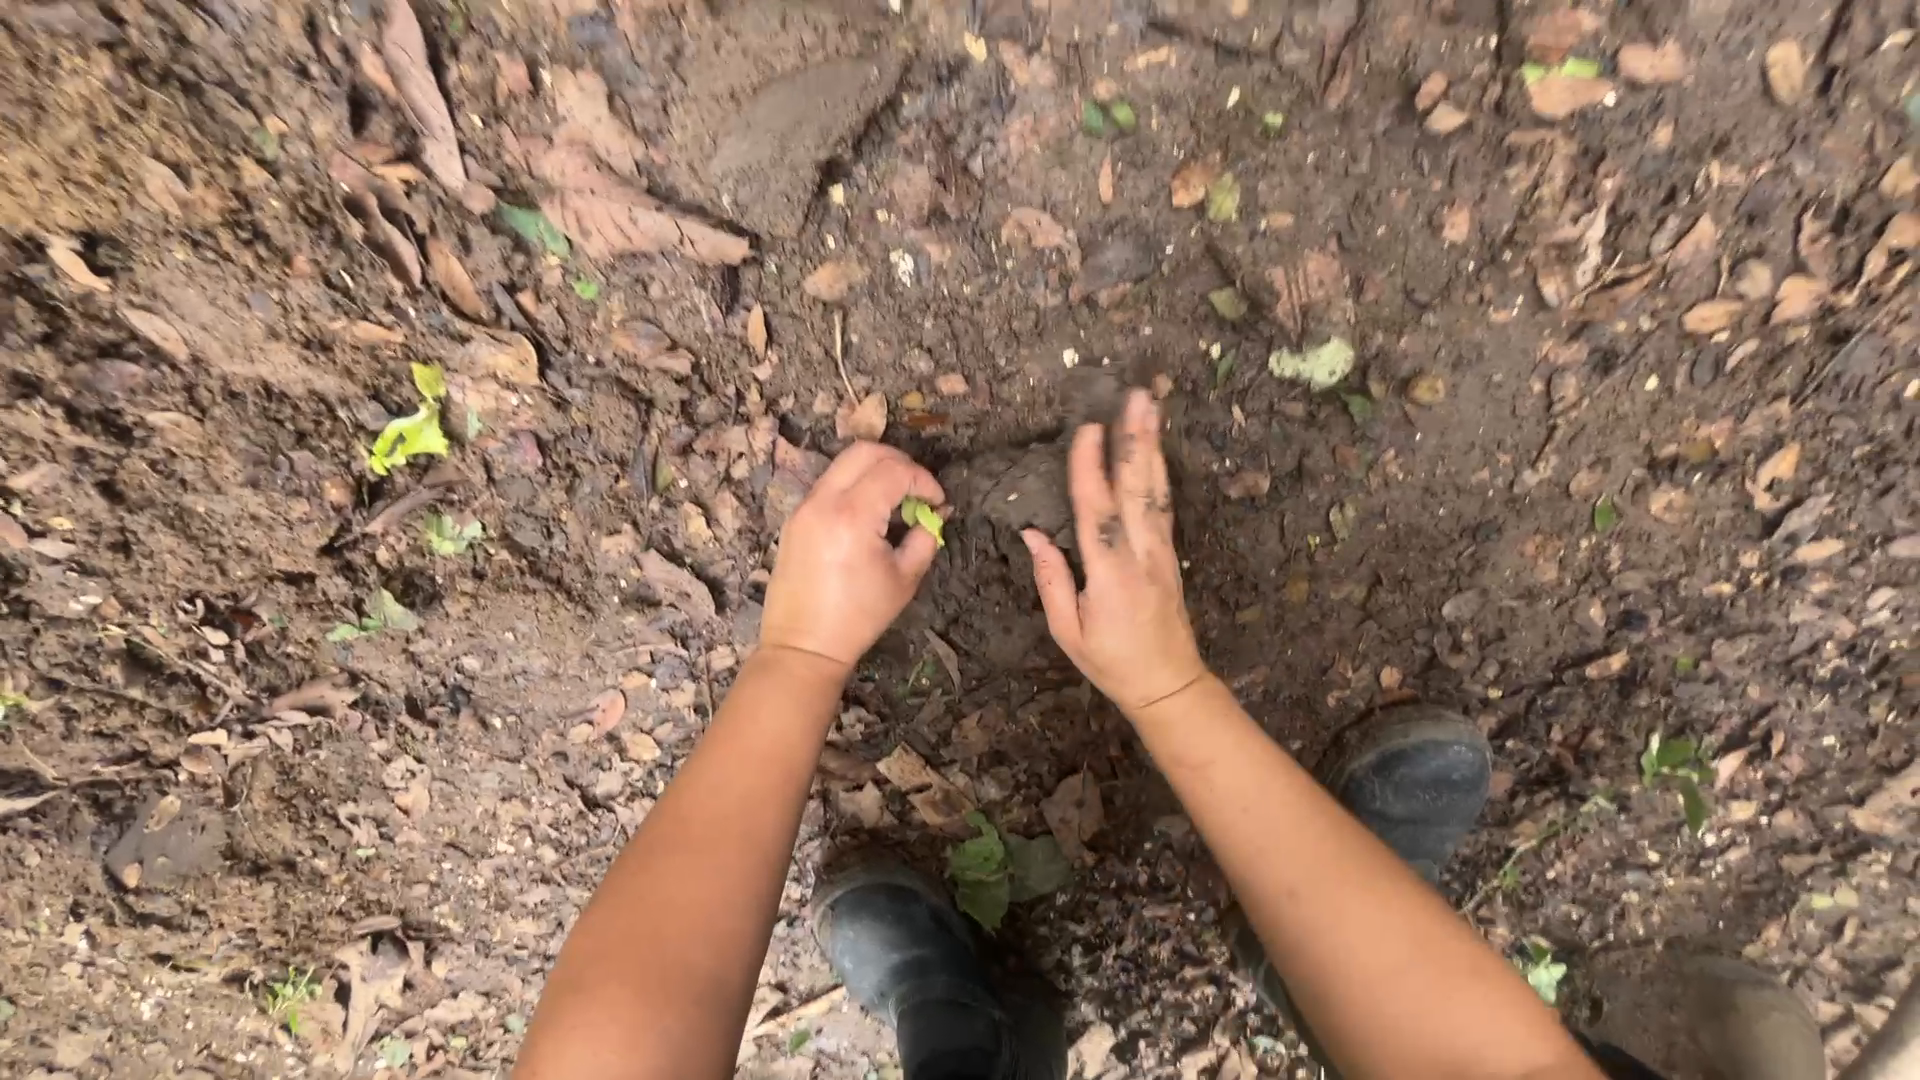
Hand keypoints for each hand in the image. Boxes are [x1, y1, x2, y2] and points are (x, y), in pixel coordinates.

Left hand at [760, 442, 945, 673]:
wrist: (803, 644)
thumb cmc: (858, 617)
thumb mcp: (904, 579)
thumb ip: (926, 538)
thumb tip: (938, 513)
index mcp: (852, 516)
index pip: (895, 470)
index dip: (924, 480)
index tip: (937, 501)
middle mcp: (823, 502)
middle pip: (865, 451)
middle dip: (899, 462)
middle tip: (917, 489)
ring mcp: (804, 507)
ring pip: (844, 464)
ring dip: (875, 472)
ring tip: (895, 503)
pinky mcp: (795, 518)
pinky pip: (829, 484)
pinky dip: (855, 487)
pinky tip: (870, 516)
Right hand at [1022, 390, 1207, 712]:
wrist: (1168, 683)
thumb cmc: (1110, 661)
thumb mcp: (1068, 631)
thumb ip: (1052, 580)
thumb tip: (1034, 534)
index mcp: (1111, 577)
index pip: (1098, 514)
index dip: (1091, 470)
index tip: (1088, 430)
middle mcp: (1141, 556)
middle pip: (1138, 490)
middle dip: (1136, 440)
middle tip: (1138, 396)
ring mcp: (1162, 552)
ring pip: (1157, 491)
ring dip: (1152, 446)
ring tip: (1151, 408)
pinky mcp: (1170, 553)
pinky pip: (1163, 505)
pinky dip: (1159, 472)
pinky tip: (1155, 449)